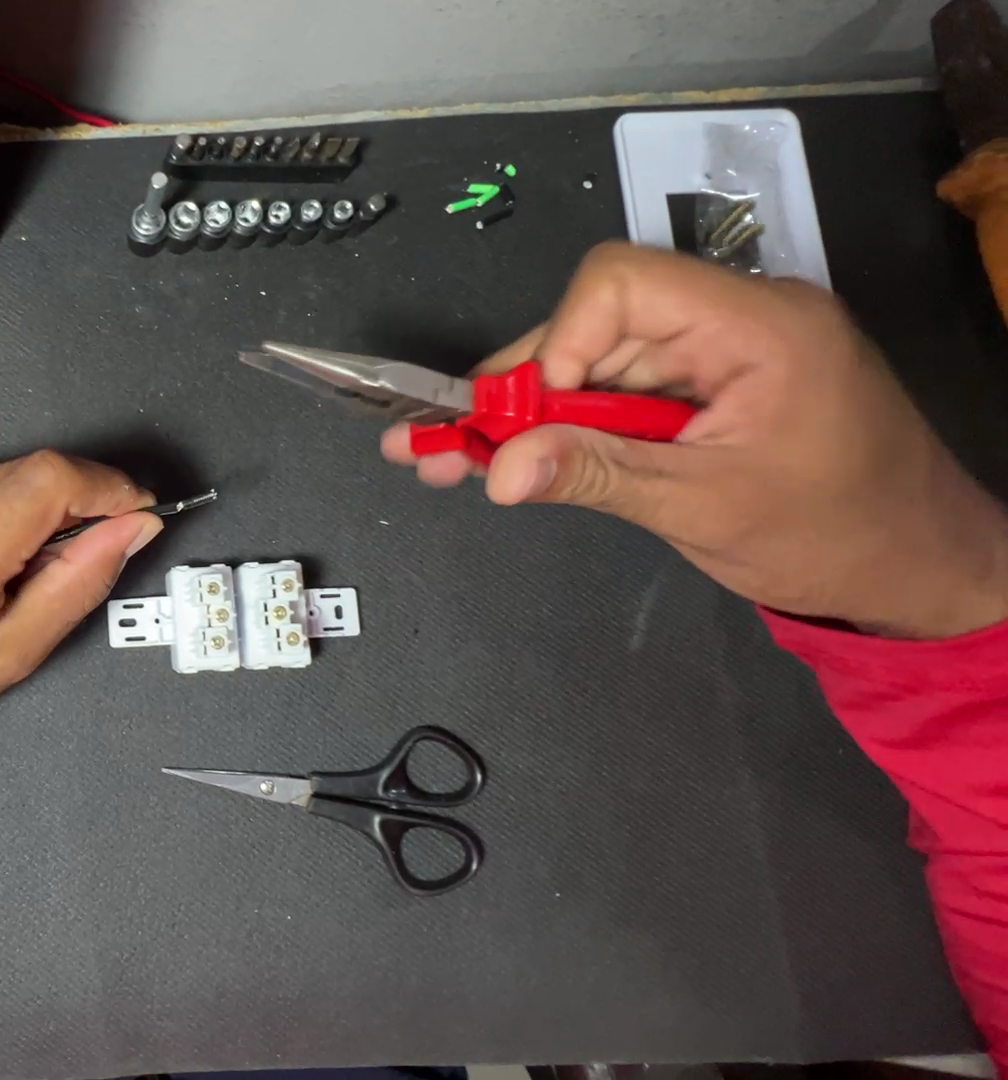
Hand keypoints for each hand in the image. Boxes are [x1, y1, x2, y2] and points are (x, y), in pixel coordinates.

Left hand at [0, 451, 162, 780]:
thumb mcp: (6, 660)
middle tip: (86, 550)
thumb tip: (130, 528)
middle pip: (30, 468)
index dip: (106, 486)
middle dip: (79, 498)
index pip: (47, 481)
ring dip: (37, 503)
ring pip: (2, 470)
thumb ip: (75, 587)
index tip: (134, 512)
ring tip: (23, 565)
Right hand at [382, 242, 1007, 639]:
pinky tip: (508, 461)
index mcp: (752, 326)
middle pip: (584, 328)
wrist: (910, 570)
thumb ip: (598, 476)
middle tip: (446, 446)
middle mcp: (720, 325)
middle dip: (514, 390)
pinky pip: (597, 398)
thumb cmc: (834, 534)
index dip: (559, 341)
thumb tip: (499, 473)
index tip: (530, 416)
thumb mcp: (705, 505)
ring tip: (456, 461)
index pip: (620, 284)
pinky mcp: (683, 395)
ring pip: (578, 366)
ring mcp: (700, 360)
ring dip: (518, 417)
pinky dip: (548, 431)